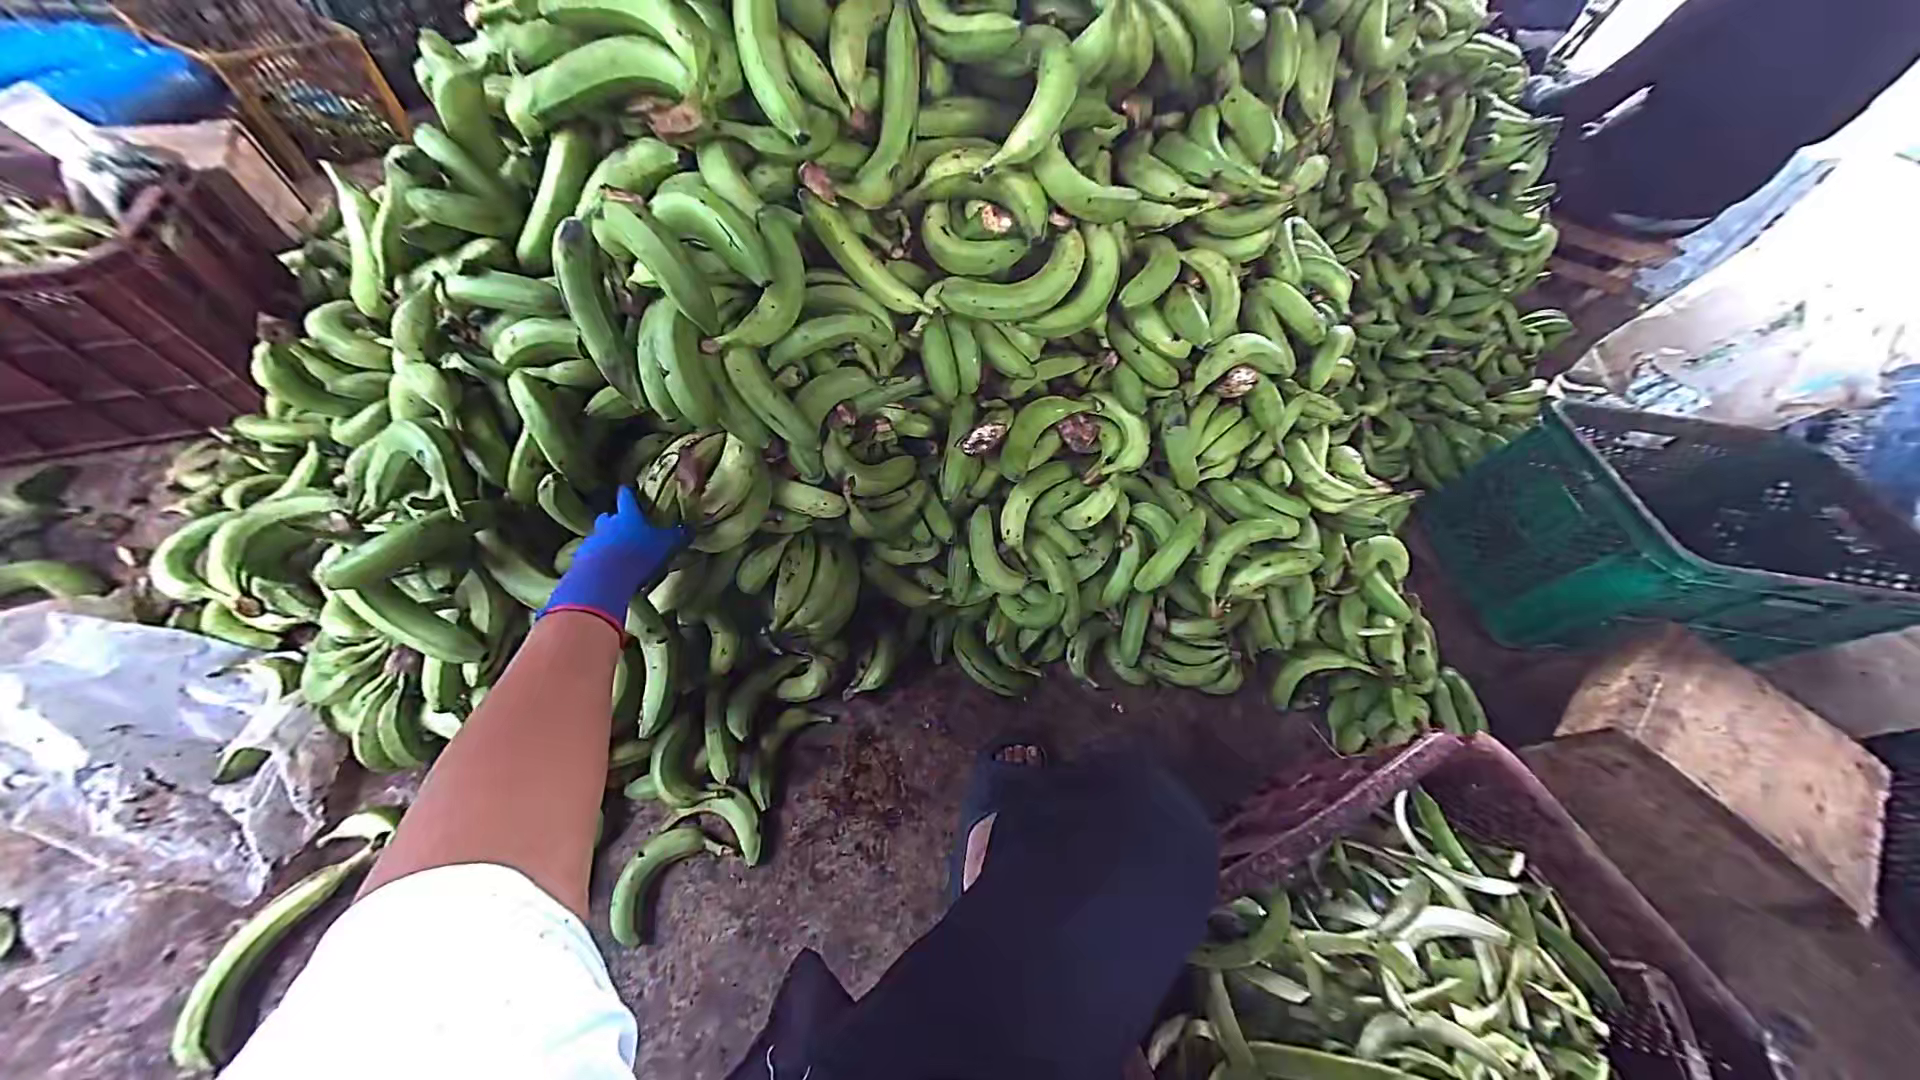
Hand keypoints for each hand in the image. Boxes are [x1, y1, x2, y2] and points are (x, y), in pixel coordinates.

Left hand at [538, 487, 690, 633]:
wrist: (605, 576)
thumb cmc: (639, 554)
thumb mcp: (666, 545)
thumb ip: (678, 536)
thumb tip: (692, 528)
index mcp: (628, 516)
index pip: (626, 498)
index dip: (627, 493)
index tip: (626, 488)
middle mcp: (608, 524)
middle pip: (608, 516)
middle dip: (614, 519)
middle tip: (623, 525)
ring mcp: (593, 540)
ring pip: (599, 535)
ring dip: (606, 539)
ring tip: (617, 550)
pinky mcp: (583, 558)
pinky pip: (592, 554)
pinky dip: (598, 557)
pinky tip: (607, 567)